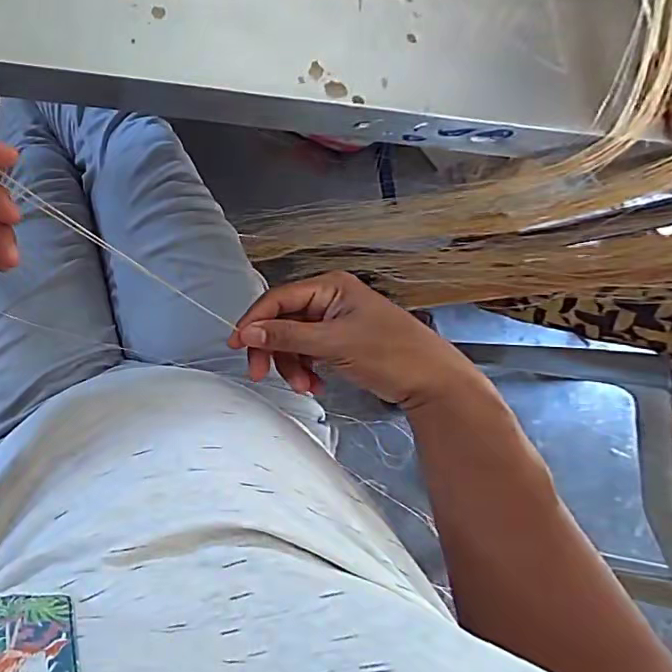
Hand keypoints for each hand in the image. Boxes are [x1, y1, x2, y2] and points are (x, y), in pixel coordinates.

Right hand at [228, 271, 484, 407]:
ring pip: (294, 341)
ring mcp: (336, 321)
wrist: (433, 382)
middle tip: (261, 372)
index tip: (238, 344)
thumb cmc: (395, 354)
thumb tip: (249, 332)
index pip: (278, 299)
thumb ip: (286, 336)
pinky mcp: (341, 342)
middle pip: (283, 321)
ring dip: (292, 365)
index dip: (254, 321)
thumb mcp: (333, 344)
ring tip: (305, 385)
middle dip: (274, 350)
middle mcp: (331, 299)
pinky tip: (315, 383)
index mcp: (331, 286)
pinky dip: (306, 369)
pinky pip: (309, 352)